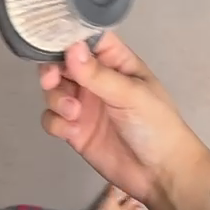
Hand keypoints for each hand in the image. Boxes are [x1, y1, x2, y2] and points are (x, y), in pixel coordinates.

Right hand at [38, 33, 209, 207]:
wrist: (160, 174)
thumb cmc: (155, 123)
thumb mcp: (130, 94)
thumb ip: (98, 74)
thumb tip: (71, 47)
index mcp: (114, 61)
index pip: (87, 38)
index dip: (67, 35)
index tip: (49, 38)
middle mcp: (95, 78)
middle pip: (62, 62)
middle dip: (52, 68)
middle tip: (51, 80)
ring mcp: (84, 104)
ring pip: (54, 89)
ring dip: (56, 98)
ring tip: (74, 113)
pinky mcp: (75, 130)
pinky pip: (52, 118)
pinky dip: (56, 122)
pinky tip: (72, 131)